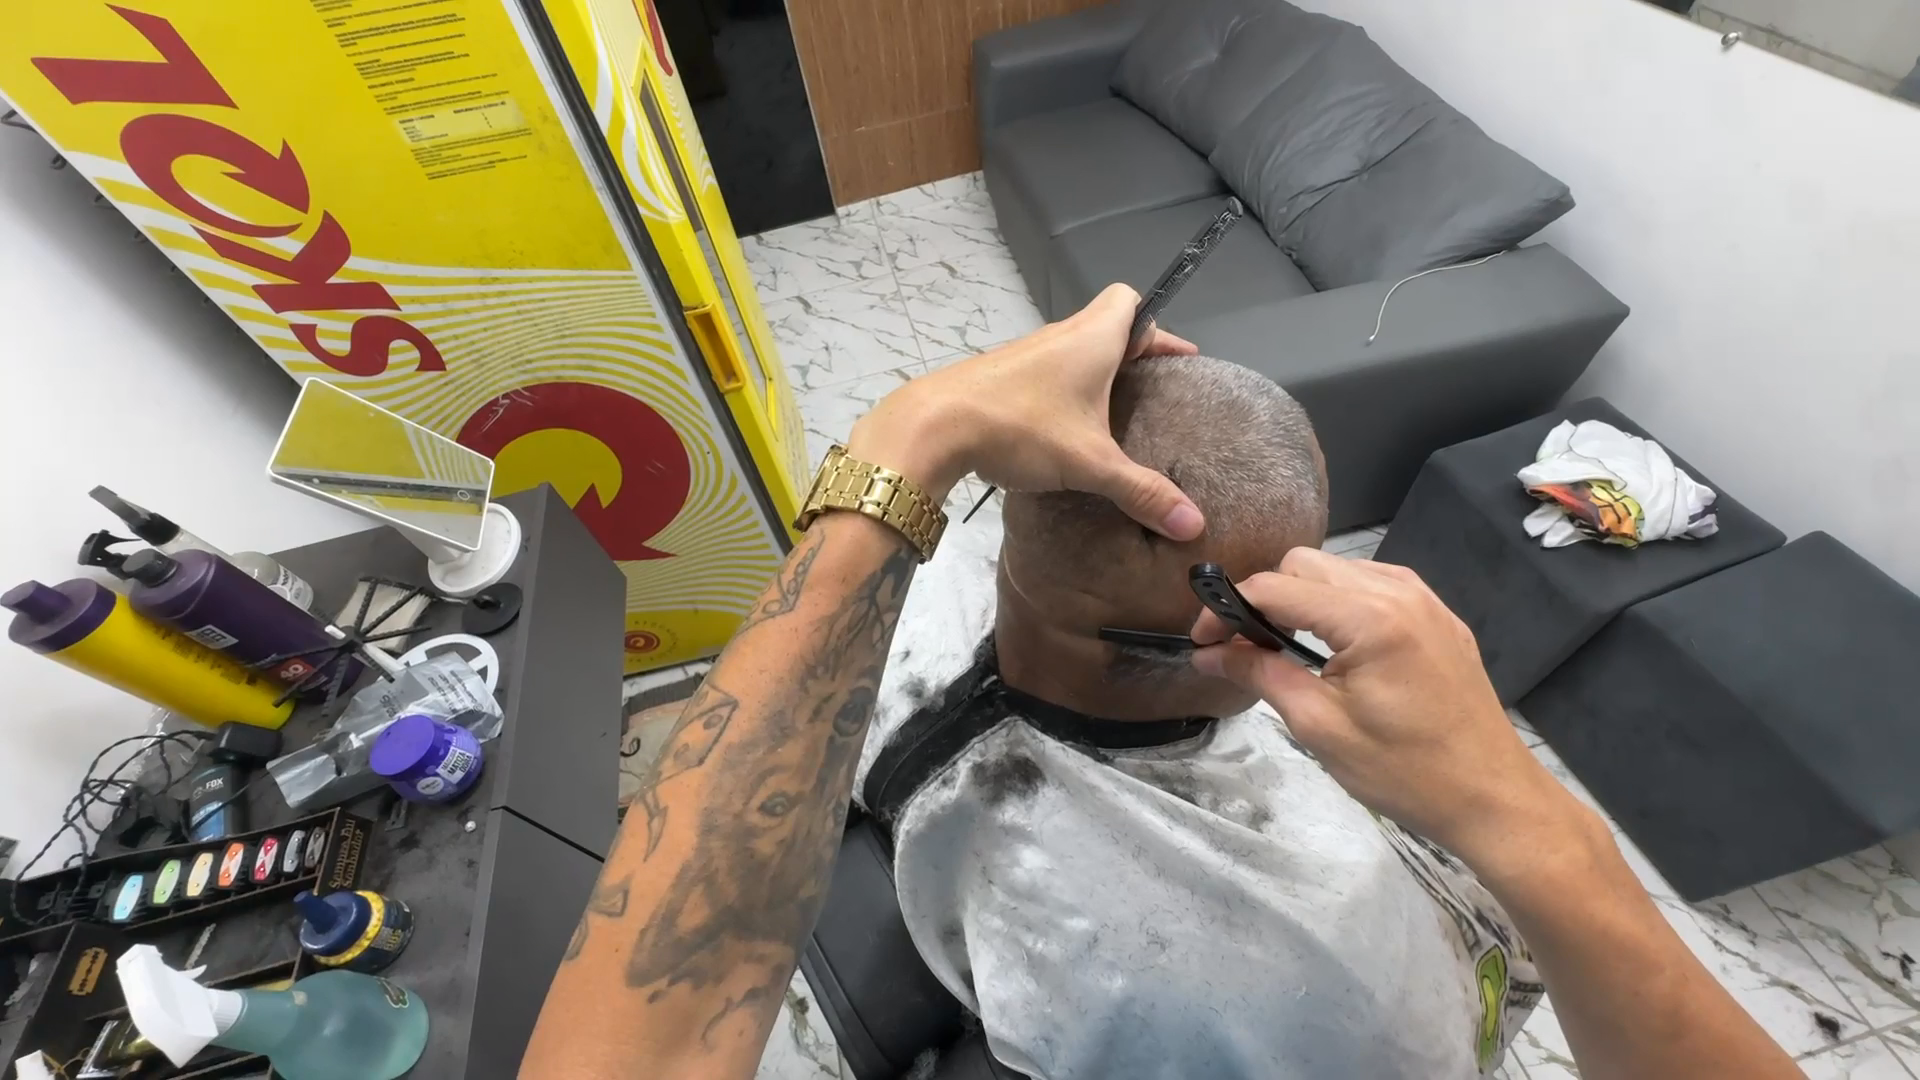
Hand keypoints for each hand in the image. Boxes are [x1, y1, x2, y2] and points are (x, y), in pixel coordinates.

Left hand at [846, 284, 1205, 539]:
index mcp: (1091, 338)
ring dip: (1092, 375)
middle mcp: (1058, 336)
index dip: (1157, 327)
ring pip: (1070, 352)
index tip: (1175, 362)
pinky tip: (1058, 431)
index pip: (1132, 302)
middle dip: (1130, 355)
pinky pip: (1042, 375)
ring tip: (1108, 417)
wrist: (934, 425)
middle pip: (1104, 326)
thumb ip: (1142, 491)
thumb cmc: (1023, 427)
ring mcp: (1023, 354)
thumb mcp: (1090, 462)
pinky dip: (1060, 393)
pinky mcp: (996, 376)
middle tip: (1148, 395)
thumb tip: (1194, 526)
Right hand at [1189, 548, 1582, 864]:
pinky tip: (1330, 643)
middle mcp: (1398, 591)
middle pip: (1302, 564)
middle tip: (1241, 646)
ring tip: (1281, 644)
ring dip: (1297, 596)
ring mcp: (1423, 599)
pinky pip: (1368, 584)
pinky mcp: (1436, 615)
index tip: (1203, 641)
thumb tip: (1204, 654)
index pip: (1274, 587)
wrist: (1496, 802)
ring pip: (1334, 569)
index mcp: (1370, 618)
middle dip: (1262, 597)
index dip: (1227, 608)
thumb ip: (1258, 675)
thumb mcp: (1318, 726)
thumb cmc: (1405, 772)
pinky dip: (1335, 602)